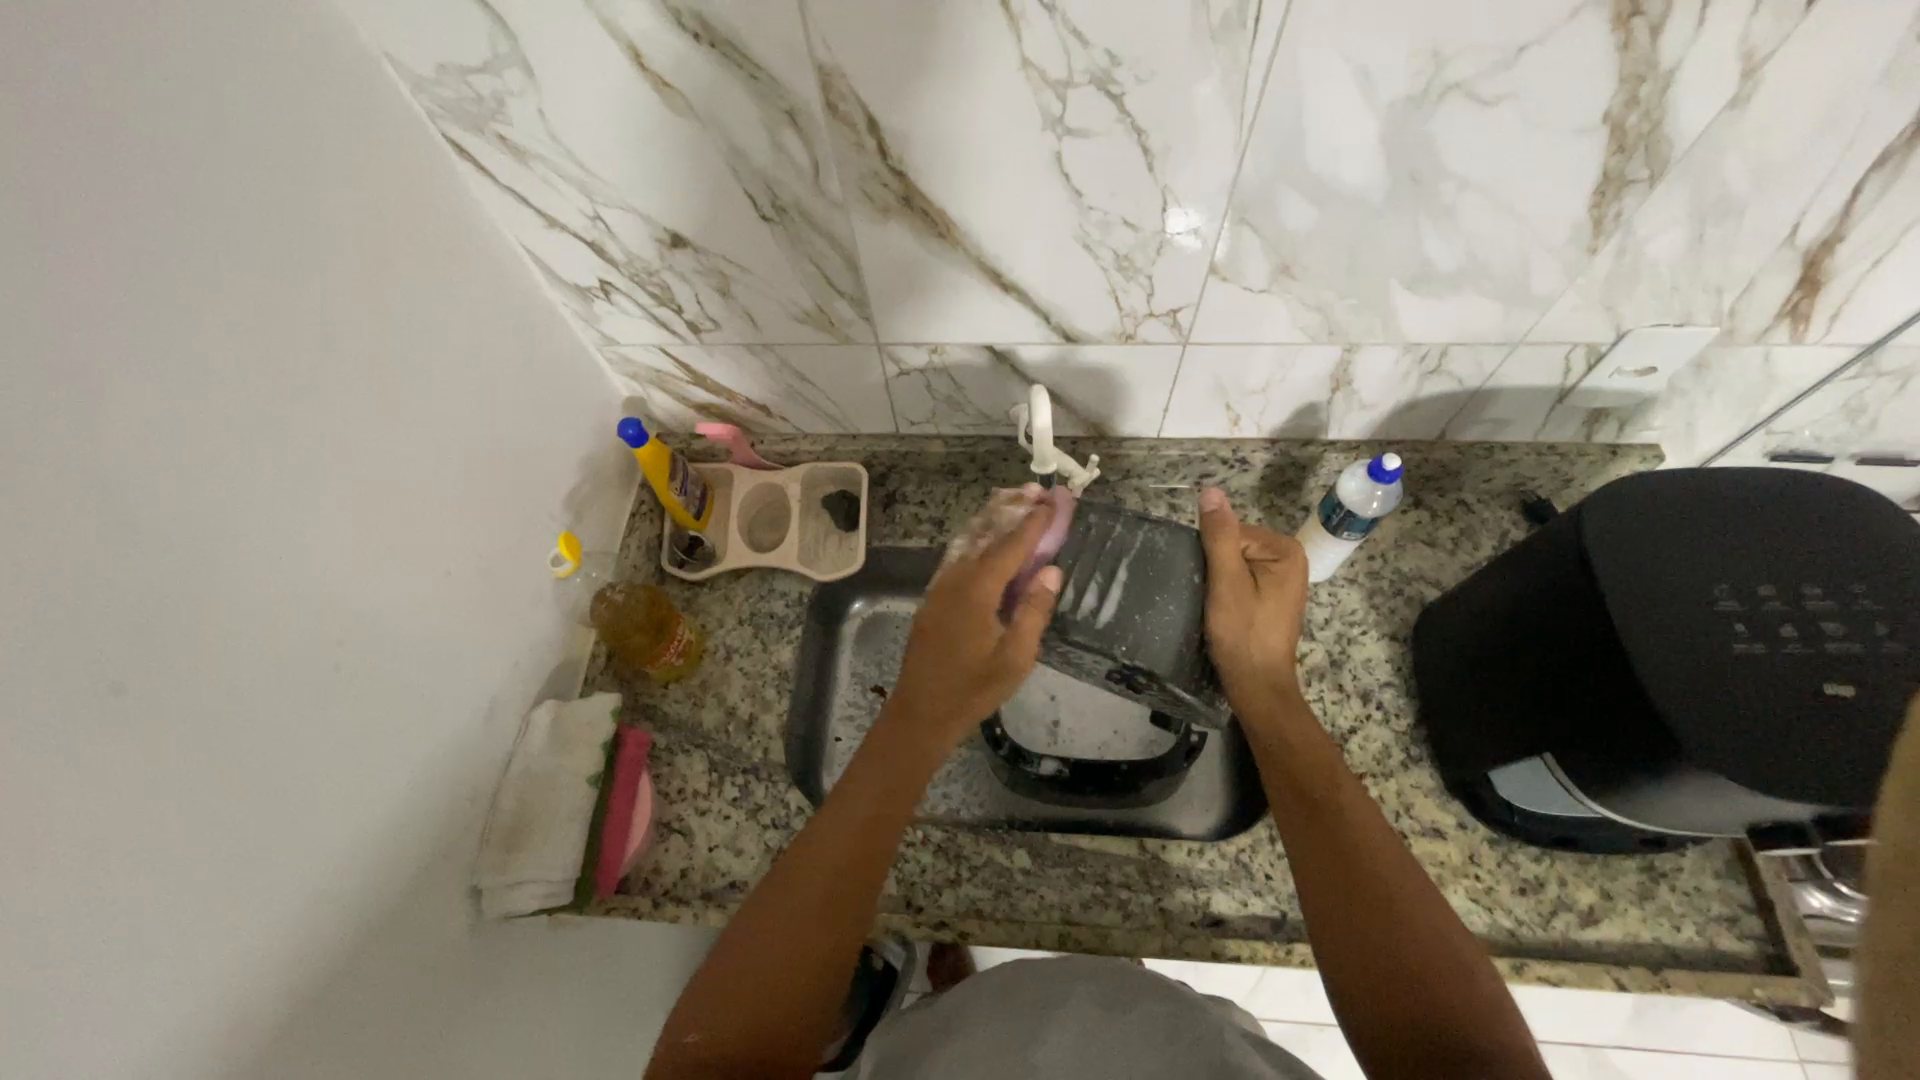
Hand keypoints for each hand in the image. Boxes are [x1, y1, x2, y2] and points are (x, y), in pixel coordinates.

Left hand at [884, 494, 1062, 749]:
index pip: (1010, 546)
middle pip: (986, 534)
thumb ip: (1033, 611)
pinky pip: (957, 559)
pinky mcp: (933, 599)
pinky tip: (984, 539)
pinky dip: (975, 541)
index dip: (1034, 523)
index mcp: (977, 590)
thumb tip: (1050, 571)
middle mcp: (955, 579)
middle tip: (1035, 489)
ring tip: (1013, 500)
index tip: (1053, 501)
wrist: (921, 712)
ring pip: (968, 543)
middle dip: (1012, 510)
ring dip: (992, 520)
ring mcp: (940, 588)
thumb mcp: (1015, 658)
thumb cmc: (973, 689)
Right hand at [1198, 487, 1307, 703]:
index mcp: (1285, 549)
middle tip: (1214, 600)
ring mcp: (1283, 580)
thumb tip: (1210, 491)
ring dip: (1219, 583)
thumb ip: (1219, 535)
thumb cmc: (1242, 633)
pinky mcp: (1272, 598)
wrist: (1256, 684)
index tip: (1213, 587)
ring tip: (1218, 608)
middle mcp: (1290, 558)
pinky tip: (1225, 613)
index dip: (1212, 557)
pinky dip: (1227, 593)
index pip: (1230, 533)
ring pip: (1233, 565)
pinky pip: (1241, 581)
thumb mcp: (1226, 581)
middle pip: (1233, 547)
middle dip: (1216, 569)